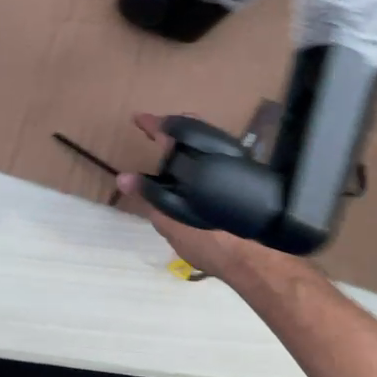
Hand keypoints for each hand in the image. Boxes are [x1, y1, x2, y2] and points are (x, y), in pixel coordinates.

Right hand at [118, 113, 315, 284]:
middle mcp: (214, 154)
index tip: (138, 118)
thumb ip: (146, 196)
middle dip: (174, 126)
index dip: (151, 123)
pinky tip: (199, 173)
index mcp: (190, 159)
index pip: (166, 130)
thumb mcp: (167, 221)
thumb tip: (123, 178)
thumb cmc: (205, 238)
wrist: (254, 258)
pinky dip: (204, 157)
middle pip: (191, 127)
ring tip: (175, 152)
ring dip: (190, 142)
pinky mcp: (247, 179)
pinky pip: (220, 157)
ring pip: (208, 141)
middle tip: (158, 132)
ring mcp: (235, 164)